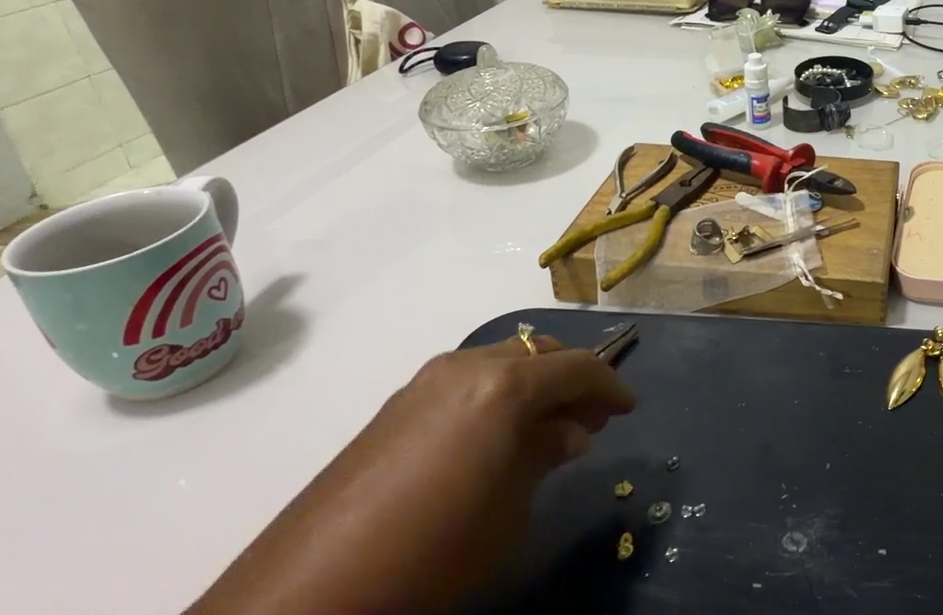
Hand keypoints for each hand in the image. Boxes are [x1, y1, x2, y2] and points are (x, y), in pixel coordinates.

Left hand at [189, 333, 634, 614]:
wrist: (313, 588)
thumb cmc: (436, 547)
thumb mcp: (510, 508)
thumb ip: (545, 455)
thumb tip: (569, 432)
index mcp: (504, 384)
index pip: (577, 366)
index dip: (610, 385)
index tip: (630, 408)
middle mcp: (467, 366)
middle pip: (538, 353)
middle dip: (572, 379)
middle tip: (592, 419)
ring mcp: (425, 382)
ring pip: (501, 362)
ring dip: (533, 385)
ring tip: (548, 428)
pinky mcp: (395, 406)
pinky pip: (467, 381)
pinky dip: (497, 395)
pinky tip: (498, 437)